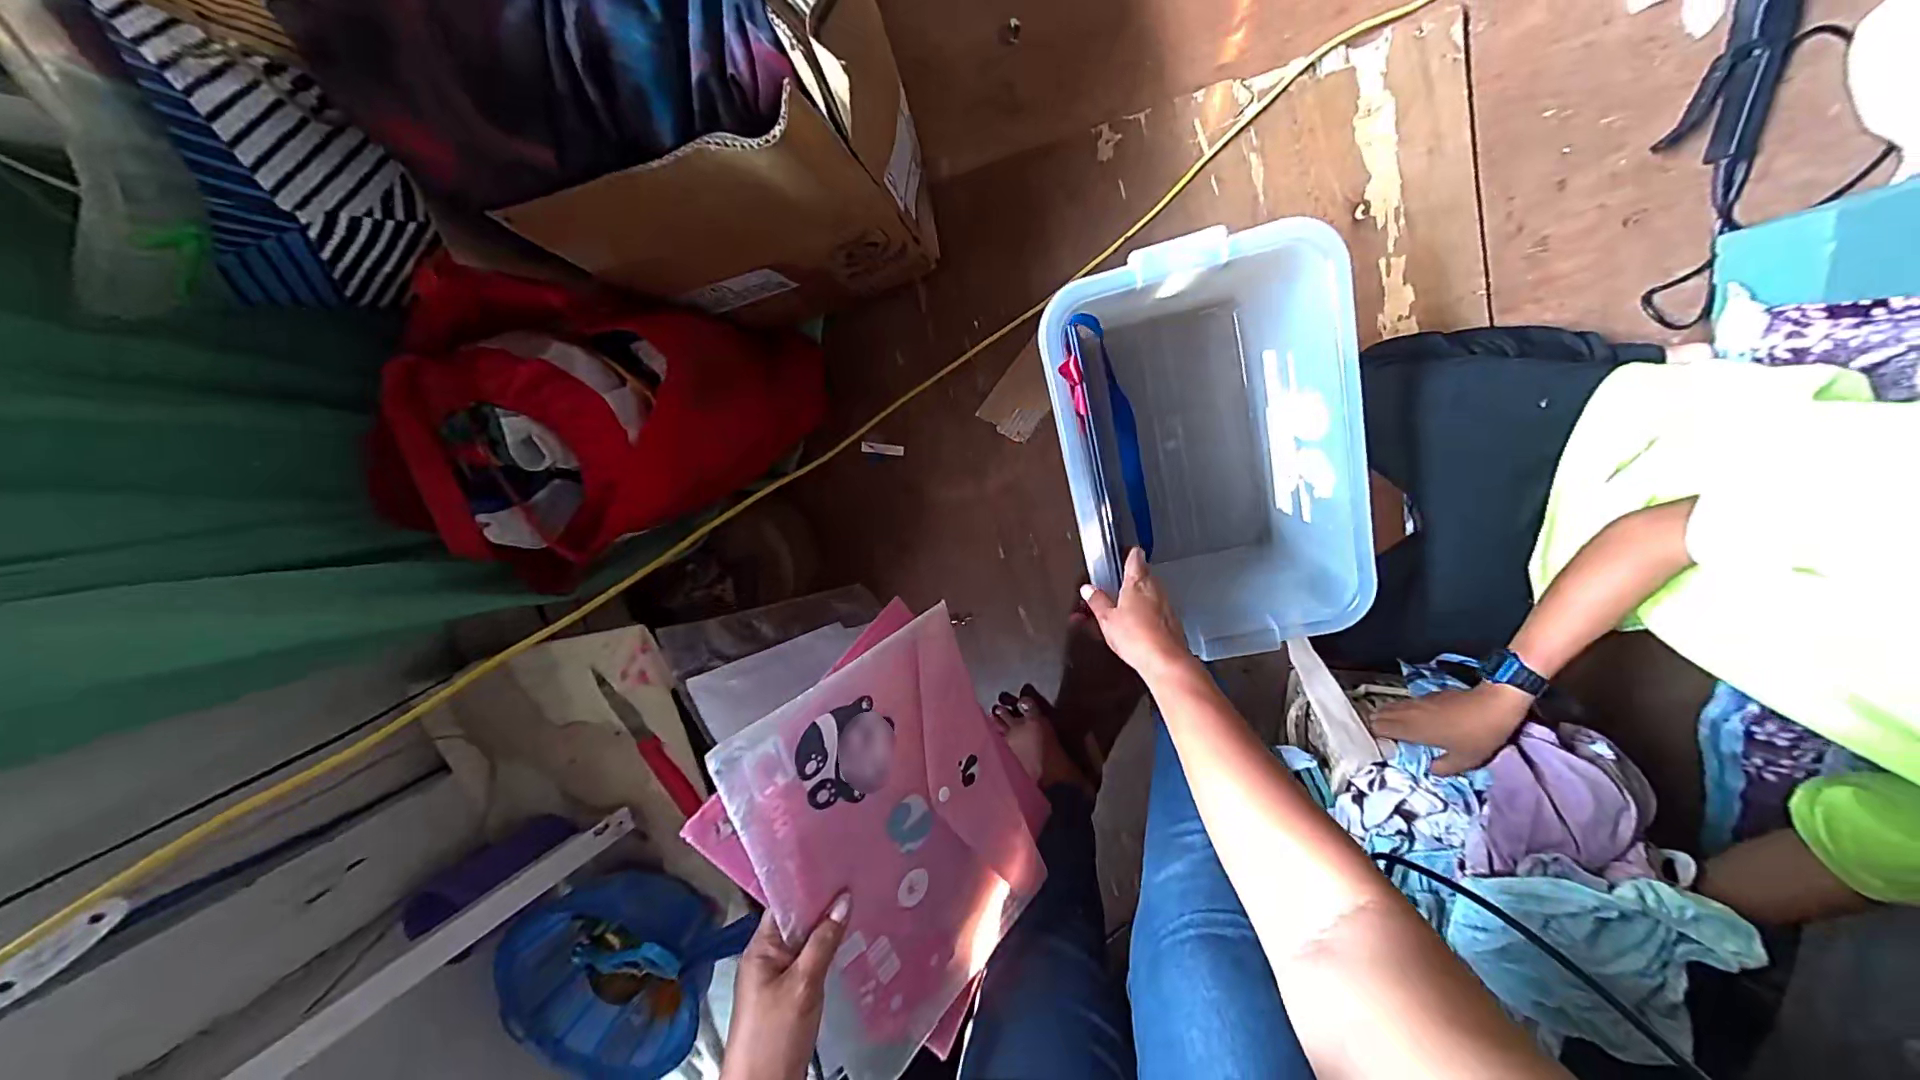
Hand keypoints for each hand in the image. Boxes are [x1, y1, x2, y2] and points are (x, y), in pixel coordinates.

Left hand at [720, 894, 850, 1079]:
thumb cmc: (776, 1035)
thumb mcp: (803, 985)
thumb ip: (823, 941)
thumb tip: (844, 899)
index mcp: (760, 948)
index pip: (785, 903)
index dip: (810, 885)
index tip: (839, 869)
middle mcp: (767, 957)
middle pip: (797, 921)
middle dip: (824, 905)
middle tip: (857, 883)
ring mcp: (777, 977)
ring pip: (806, 941)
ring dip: (827, 928)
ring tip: (859, 906)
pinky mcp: (790, 994)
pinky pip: (810, 961)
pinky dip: (827, 951)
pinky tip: (849, 942)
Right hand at [1080, 548, 1192, 682]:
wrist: (1164, 661)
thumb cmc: (1138, 638)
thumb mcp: (1106, 619)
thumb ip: (1097, 601)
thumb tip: (1088, 590)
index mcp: (1137, 582)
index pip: (1135, 557)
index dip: (1129, 553)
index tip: (1124, 554)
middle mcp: (1155, 589)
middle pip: (1144, 574)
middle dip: (1131, 579)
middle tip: (1117, 585)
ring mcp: (1166, 605)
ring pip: (1152, 593)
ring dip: (1140, 597)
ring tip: (1123, 609)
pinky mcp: (1172, 621)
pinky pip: (1158, 611)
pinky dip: (1148, 614)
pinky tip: (1138, 627)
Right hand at [1370, 682, 1533, 775]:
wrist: (1494, 704)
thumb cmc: (1478, 735)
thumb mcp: (1464, 760)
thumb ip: (1443, 767)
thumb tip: (1430, 768)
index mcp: (1411, 730)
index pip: (1379, 727)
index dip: (1375, 734)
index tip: (1379, 742)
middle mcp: (1408, 714)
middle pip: (1381, 714)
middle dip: (1377, 723)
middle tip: (1380, 733)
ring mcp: (1417, 702)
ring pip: (1391, 706)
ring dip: (1387, 714)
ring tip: (1389, 723)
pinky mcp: (1427, 696)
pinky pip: (1405, 703)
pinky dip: (1401, 709)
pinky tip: (1410, 715)